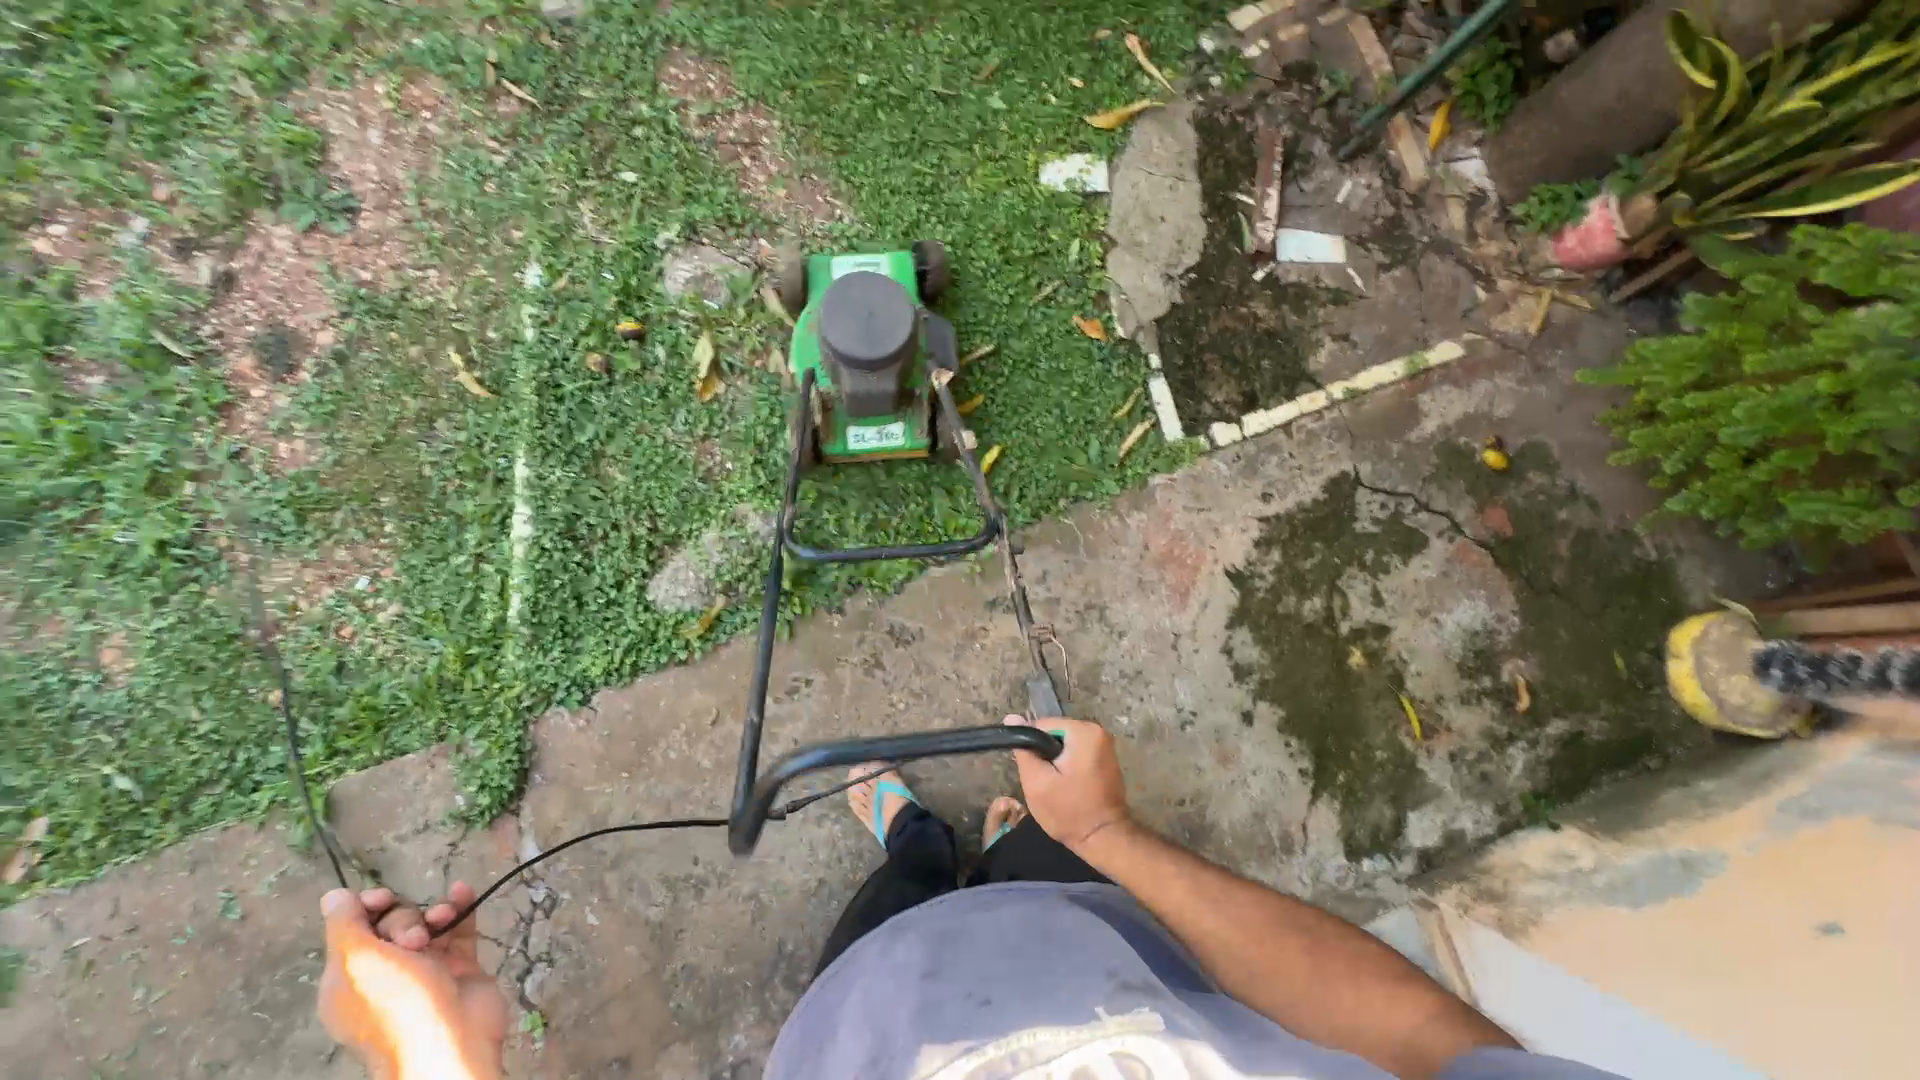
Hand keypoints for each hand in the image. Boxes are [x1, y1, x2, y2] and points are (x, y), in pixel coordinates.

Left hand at [318, 883, 506, 1079]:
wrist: (449, 1040)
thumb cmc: (396, 1002)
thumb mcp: (358, 961)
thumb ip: (344, 924)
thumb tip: (332, 895)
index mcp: (349, 979)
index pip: (353, 930)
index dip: (367, 908)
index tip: (383, 900)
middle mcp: (384, 972)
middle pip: (391, 924)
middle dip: (404, 920)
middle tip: (414, 941)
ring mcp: (424, 969)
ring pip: (426, 924)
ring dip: (434, 913)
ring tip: (444, 920)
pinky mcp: (458, 967)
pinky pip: (458, 930)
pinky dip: (460, 909)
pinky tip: (464, 891)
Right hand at [1004, 714, 1132, 852]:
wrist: (1103, 839)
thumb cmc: (1068, 811)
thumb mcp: (1037, 782)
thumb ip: (1024, 749)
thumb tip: (1011, 717)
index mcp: (1084, 731)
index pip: (1042, 725)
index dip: (1031, 747)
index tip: (1034, 771)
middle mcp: (1099, 731)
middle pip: (1055, 734)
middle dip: (1045, 755)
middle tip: (1044, 782)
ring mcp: (1105, 746)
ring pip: (1065, 745)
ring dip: (1056, 762)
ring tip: (1055, 786)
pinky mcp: (1106, 760)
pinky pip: (1077, 754)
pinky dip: (1068, 766)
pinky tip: (1068, 787)